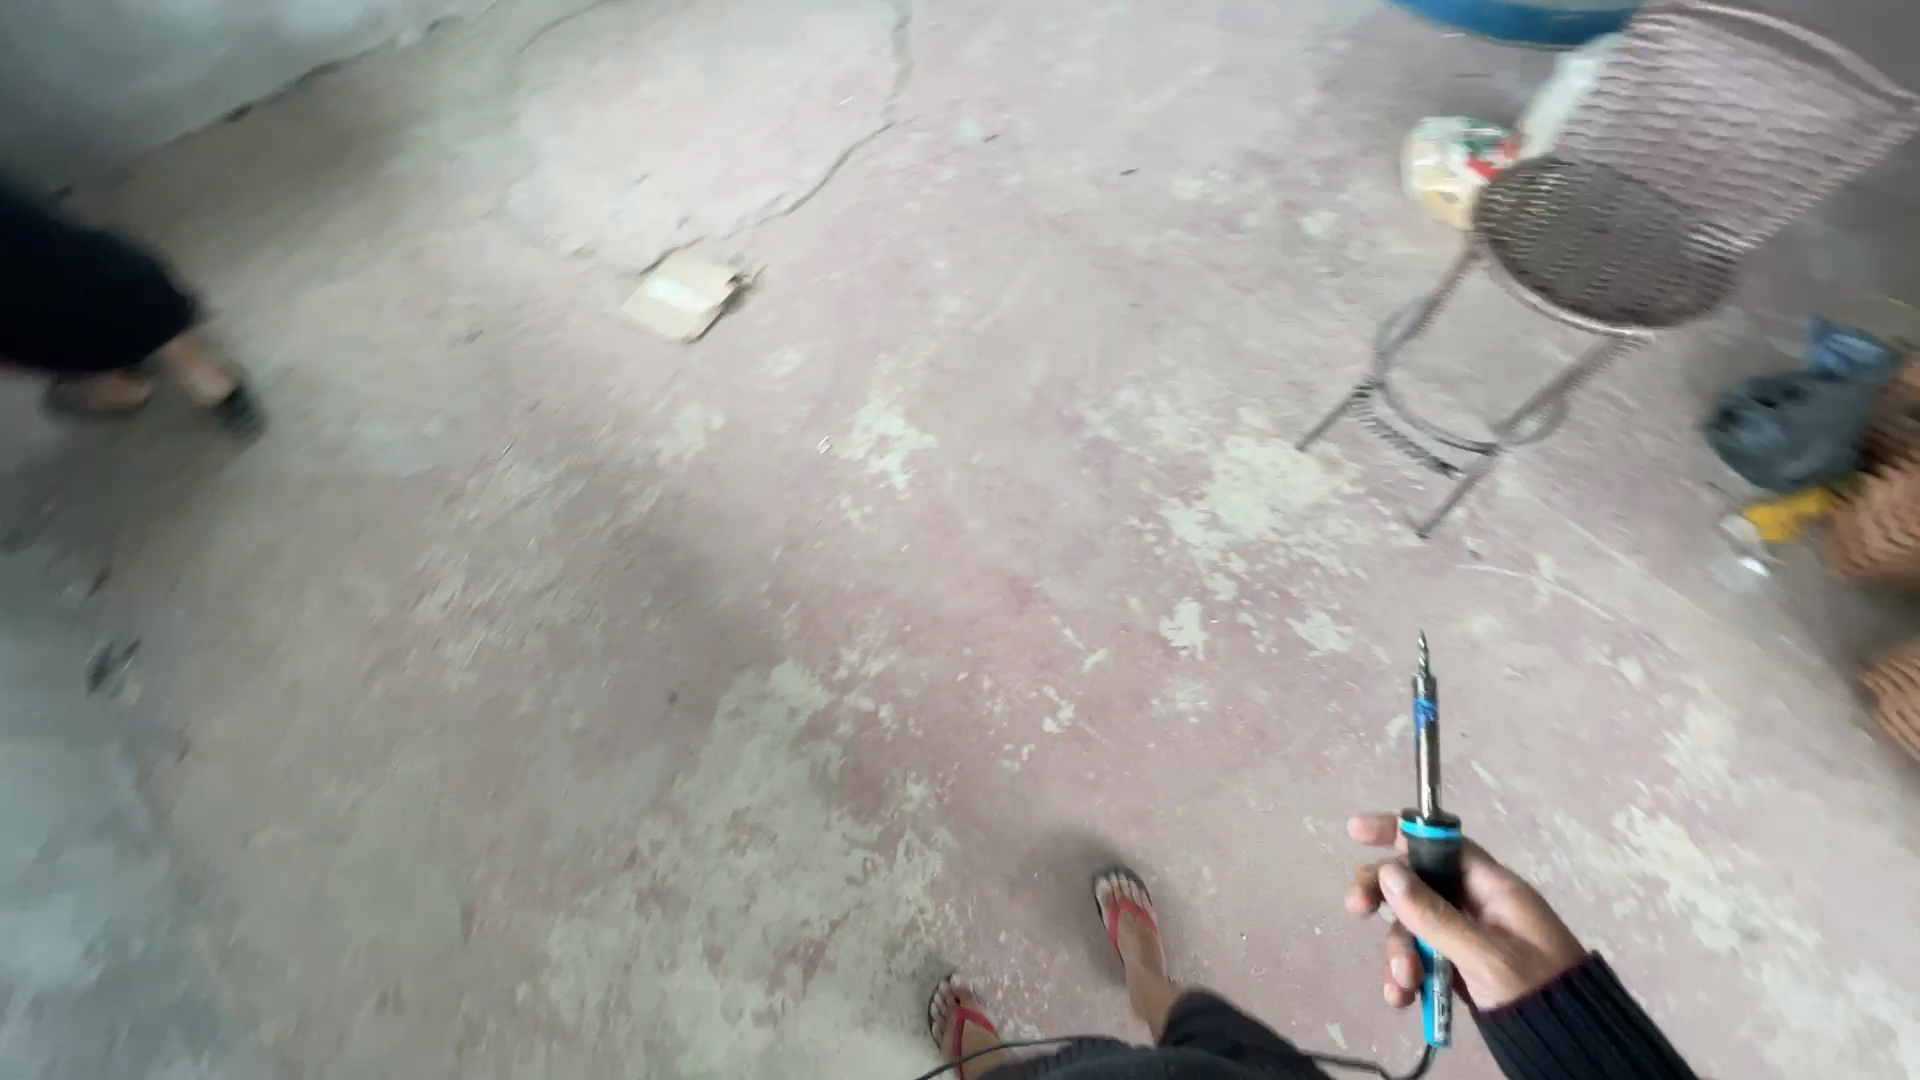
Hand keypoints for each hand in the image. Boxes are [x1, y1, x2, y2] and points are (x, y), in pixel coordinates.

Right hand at [1345, 812, 1586, 1010]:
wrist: (1579, 1055)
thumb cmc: (1540, 992)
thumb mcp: (1486, 956)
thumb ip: (1434, 915)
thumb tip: (1386, 871)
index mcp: (1491, 888)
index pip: (1439, 842)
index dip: (1397, 831)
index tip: (1356, 831)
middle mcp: (1474, 904)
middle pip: (1413, 881)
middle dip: (1381, 895)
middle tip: (1356, 908)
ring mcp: (1465, 935)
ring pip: (1410, 924)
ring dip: (1397, 951)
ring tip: (1401, 984)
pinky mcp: (1457, 965)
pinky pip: (1419, 956)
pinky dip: (1406, 975)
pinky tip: (1401, 997)